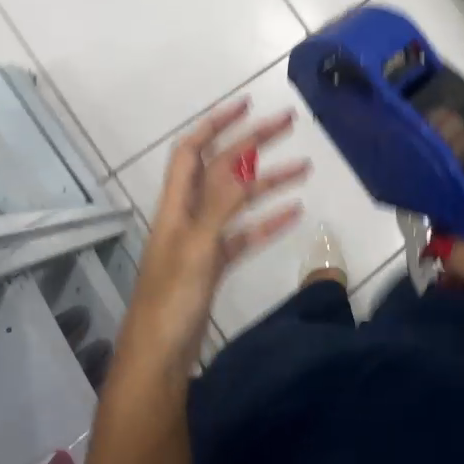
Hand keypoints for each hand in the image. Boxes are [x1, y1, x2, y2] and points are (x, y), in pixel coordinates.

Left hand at [124, 99, 307, 378]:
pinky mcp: (216, 264)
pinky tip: (295, 212)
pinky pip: (247, 232)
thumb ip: (222, 202)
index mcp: (176, 204)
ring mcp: (203, 239)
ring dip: (269, 180)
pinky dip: (269, 220)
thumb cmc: (171, 299)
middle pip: (222, 167)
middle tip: (287, 124)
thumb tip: (247, 162)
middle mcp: (188, 214)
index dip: (217, 123)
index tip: (248, 104)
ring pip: (239, 199)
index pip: (193, 150)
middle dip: (253, 142)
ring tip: (304, 167)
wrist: (159, 358)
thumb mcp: (198, 246)